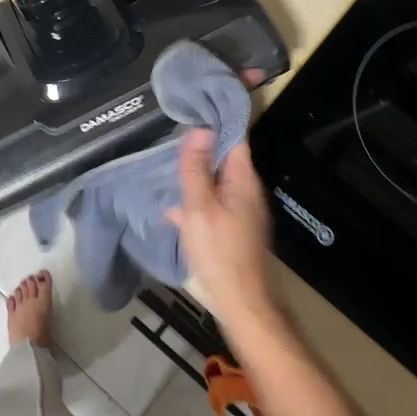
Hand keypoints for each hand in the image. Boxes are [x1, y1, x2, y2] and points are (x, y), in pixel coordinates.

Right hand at [168, 129, 281, 333]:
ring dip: (196, 180)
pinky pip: (216, 205)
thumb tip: (199, 129)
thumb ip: (197, 169)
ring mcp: (245, 212)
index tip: (190, 114)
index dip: (214, 125)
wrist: (242, 301)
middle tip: (170, 144)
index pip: (234, 139)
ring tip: (167, 175)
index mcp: (244, 181)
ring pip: (218, 184)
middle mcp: (249, 192)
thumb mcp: (199, 207)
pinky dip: (198, 202)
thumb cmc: (219, 251)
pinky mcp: (237, 230)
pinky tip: (175, 213)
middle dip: (201, 152)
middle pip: (226, 161)